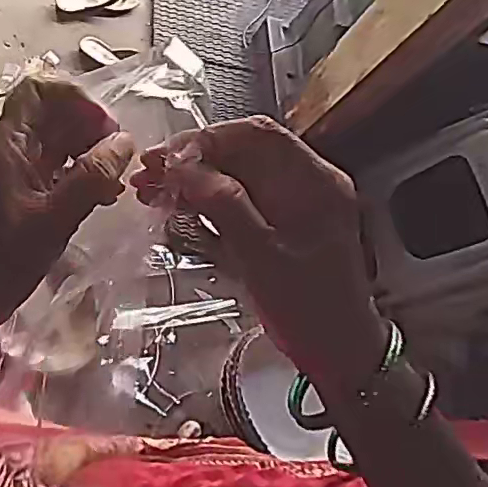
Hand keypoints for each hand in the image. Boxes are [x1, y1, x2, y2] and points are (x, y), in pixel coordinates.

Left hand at [0, 74, 134, 357]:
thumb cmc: (2, 260)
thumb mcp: (53, 219)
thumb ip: (90, 178)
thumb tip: (124, 143)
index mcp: (8, 144)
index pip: (39, 90)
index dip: (75, 97)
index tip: (103, 127)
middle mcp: (12, 148)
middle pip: (54, 112)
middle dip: (91, 126)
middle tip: (118, 155)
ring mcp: (18, 169)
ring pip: (60, 139)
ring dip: (92, 150)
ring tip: (115, 179)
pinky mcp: (26, 190)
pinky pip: (59, 165)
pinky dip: (84, 172)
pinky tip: (104, 195)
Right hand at [132, 116, 386, 390]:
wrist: (338, 351)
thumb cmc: (310, 308)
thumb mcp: (264, 256)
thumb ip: (226, 205)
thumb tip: (183, 166)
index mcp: (314, 181)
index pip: (257, 136)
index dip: (208, 140)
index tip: (169, 157)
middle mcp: (304, 181)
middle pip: (242, 151)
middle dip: (192, 158)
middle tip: (149, 171)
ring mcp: (290, 201)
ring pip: (234, 173)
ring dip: (192, 177)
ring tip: (150, 188)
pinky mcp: (276, 221)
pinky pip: (236, 197)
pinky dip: (203, 198)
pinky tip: (174, 204)